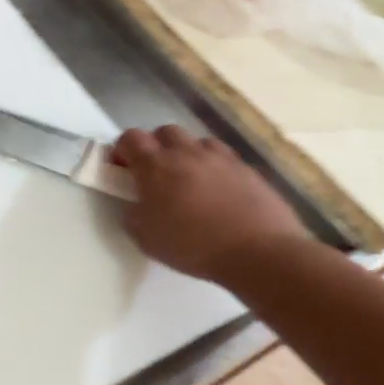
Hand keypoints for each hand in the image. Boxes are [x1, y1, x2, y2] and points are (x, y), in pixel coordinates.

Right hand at [115, 125, 313, 282]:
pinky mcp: (250, 171)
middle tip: (157, 172)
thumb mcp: (146, 238)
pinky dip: (216, 167)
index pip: (130, 138)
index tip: (122, 168)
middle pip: (165, 131)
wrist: (261, 253)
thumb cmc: (194, 246)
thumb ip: (133, 215)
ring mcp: (222, 159)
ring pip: (198, 141)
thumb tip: (136, 206)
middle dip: (156, 146)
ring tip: (191, 178)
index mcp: (155, 166)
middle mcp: (187, 154)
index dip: (122, 149)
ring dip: (188, 153)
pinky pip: (226, 158)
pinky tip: (220, 190)